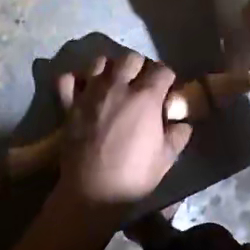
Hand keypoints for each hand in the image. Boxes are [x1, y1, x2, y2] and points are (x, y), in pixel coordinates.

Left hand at [52, 51, 191, 217]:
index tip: (167, 89)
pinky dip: (76, 79)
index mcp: (145, 97)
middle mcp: (117, 87)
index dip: (167, 78)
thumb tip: (181, 123)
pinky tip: (83, 88)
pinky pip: (68, 79)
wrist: (94, 192)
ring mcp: (90, 93)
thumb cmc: (134, 176)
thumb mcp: (167, 158)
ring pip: (100, 61)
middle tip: (141, 84)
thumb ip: (178, 135)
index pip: (162, 70)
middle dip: (140, 67)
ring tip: (114, 82)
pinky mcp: (69, 105)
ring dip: (110, 68)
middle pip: (131, 58)